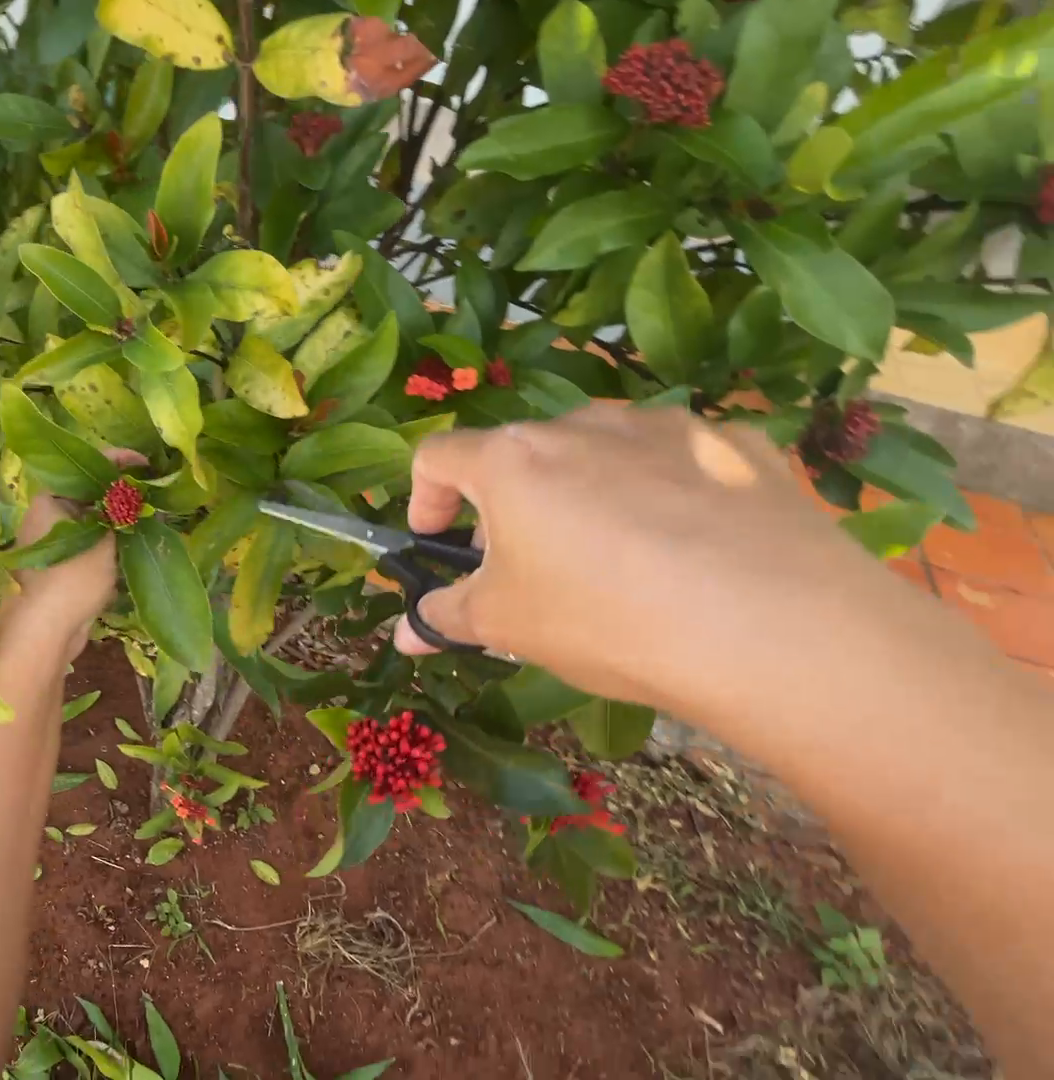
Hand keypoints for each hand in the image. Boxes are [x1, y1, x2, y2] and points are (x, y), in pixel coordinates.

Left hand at [0, 450, 145, 664]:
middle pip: (89, 496)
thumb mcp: (106, 541)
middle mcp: (45, 517)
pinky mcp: (59, 569)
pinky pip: (88, 547)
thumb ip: (123, 516)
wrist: (45, 632)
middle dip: (122, 496)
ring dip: (118, 523)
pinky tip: (133, 549)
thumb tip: (139, 499)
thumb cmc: (72, 578)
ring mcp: (50, 544)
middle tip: (153, 496)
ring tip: (150, 522)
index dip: (120, 461)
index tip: (148, 465)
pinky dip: (108, 546)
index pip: (87, 467)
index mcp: (49, 499)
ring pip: (91, 524)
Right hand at [392, 405, 898, 714]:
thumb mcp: (505, 625)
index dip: (424, 497)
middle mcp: (580, 425)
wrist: (778, 629)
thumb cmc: (604, 617)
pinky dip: (657, 493)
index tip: (437, 540)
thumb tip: (406, 634)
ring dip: (579, 493)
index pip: (437, 456)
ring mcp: (664, 427)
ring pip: (596, 453)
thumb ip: (445, 617)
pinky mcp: (737, 445)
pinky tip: (686, 550)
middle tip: (524, 565)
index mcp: (510, 460)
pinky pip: (672, 461)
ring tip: (609, 559)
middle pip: (518, 454)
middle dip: (506, 504)